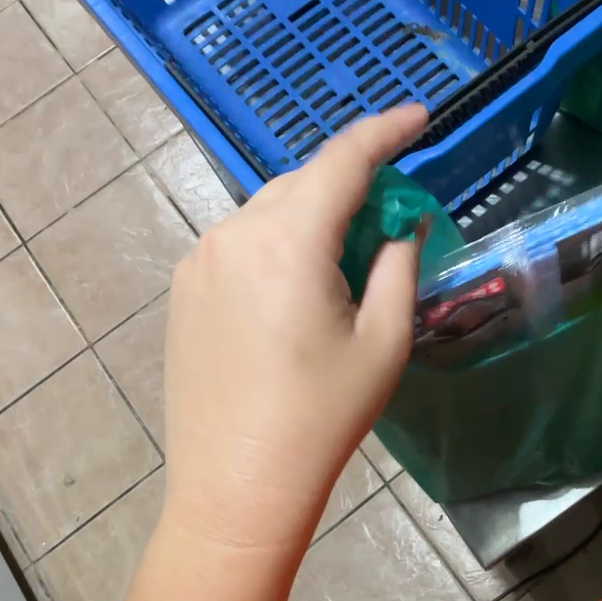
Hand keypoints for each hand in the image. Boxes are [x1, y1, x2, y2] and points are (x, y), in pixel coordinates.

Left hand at [159, 106, 426, 552]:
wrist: (237, 484)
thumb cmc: (322, 417)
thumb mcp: (385, 341)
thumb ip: (400, 263)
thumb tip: (401, 221)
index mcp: (288, 241)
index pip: (344, 159)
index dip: (385, 131)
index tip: (417, 116)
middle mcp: (234, 234)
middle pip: (304, 183)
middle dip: (352, 189)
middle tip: (390, 224)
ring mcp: (200, 260)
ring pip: (270, 212)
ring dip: (313, 220)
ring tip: (342, 271)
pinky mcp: (184, 289)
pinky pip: (241, 243)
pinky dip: (278, 246)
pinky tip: (294, 295)